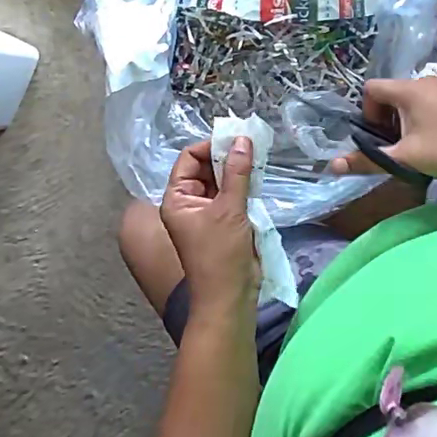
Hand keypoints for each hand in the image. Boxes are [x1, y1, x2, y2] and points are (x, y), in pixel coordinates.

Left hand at [159, 139, 259, 314]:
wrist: (230, 298)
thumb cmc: (221, 254)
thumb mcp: (229, 209)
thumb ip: (237, 172)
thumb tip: (242, 139)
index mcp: (177, 198)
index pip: (189, 158)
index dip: (210, 146)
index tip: (236, 139)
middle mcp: (189, 202)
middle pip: (205, 167)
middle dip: (226, 156)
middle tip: (252, 144)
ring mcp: (207, 212)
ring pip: (221, 180)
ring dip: (237, 169)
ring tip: (258, 156)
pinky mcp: (225, 221)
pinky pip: (232, 194)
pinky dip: (244, 184)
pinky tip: (259, 175)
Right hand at [328, 77, 436, 179]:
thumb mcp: (406, 158)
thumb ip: (369, 160)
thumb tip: (333, 166)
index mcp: (408, 89)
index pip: (371, 89)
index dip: (367, 112)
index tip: (377, 136)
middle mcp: (425, 82)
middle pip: (391, 94)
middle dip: (385, 120)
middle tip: (394, 146)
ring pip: (410, 101)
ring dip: (404, 122)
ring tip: (414, 147)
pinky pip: (428, 104)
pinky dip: (422, 120)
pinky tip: (435, 143)